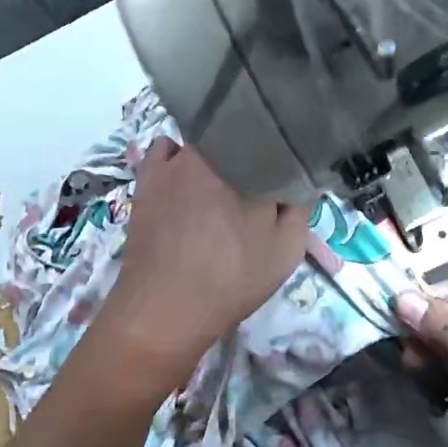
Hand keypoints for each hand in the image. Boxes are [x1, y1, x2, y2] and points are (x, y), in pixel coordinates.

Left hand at [95, 138, 309, 401]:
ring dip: (215, 153)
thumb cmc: (232, 277)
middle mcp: (208, 149)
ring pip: (203, 142)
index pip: (273, 142)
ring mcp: (172, 161)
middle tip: (258, 184)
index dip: (284, 155)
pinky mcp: (146, 178)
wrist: (166, 308)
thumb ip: (301, 205)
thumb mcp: (287, 247)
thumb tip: (301, 181)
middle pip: (236, 138)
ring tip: (222, 180)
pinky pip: (166, 151)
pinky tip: (186, 178)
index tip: (289, 173)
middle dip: (251, 153)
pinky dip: (179, 157)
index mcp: (247, 160)